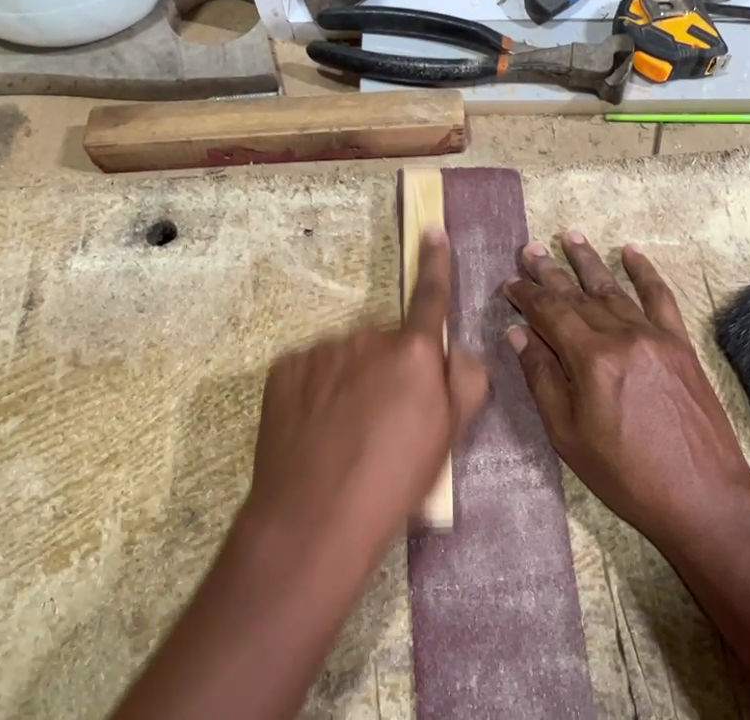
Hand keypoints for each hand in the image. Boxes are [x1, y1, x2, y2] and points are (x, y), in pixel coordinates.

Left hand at [244, 227, 489, 566]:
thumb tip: (456, 350)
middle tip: (386, 423)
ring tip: (346, 435)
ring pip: (348, 358)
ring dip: (352, 382)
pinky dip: (317, 393)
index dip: (436, 263)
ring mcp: (322, 351)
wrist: (314, 517)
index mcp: (416, 352)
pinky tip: (316, 430)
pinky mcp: (284, 368)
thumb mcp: (450, 438)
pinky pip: (311, 371)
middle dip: (391, 370)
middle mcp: (369, 338)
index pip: (432, 296)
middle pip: (388, 344)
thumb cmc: (395, 481)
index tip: (433, 231)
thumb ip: (465, 382)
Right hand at [503, 232, 749, 548]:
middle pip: (578, 294)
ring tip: (570, 236)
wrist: (702, 495)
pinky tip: (631, 252)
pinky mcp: (680, 344)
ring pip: (614, 289)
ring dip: (588, 262)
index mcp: (591, 359)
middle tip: (529, 248)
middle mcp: (623, 336)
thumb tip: (518, 333)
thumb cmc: (625, 474)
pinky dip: (644, 272)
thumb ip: (542, 379)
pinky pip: (660, 297)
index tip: (508, 283)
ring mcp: (655, 336)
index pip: (550, 313)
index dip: (525, 296)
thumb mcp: (568, 436)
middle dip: (549, 271)